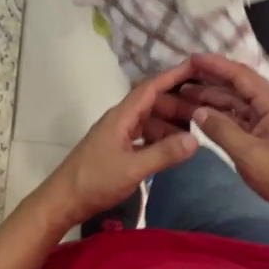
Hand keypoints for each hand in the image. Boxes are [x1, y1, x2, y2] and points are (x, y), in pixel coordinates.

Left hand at [36, 60, 200, 227]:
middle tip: (206, 110)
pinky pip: (143, 136)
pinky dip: (159, 138)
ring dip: (170, 123)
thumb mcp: (133, 168)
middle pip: (152, 103)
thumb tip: (196, 139)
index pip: (150, 88)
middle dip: (178, 103)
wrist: (63, 201)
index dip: (173, 76)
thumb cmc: (95, 181)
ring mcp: (116, 135)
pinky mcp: (116, 150)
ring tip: (196, 130)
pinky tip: (174, 147)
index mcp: (121, 117)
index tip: (196, 67)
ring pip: (148, 121)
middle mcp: (119, 120)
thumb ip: (164, 153)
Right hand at [160, 53, 268, 226]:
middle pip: (239, 85)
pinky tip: (204, 113)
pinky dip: (223, 113)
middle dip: (210, 80)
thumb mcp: (248, 154)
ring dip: (214, 97)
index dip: (215, 65)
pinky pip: (243, 115)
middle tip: (182, 75)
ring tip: (185, 93)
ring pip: (239, 101)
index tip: (191, 57)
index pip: (241, 75)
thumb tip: (197, 111)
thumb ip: (221, 130)